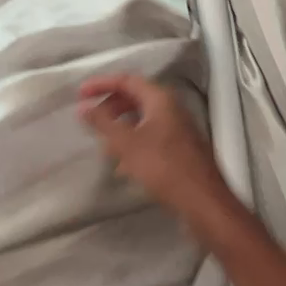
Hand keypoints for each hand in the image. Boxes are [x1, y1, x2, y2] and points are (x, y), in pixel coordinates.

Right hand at [78, 73, 232, 217]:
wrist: (205, 205)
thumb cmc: (164, 168)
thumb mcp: (126, 144)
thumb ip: (102, 122)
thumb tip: (83, 106)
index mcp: (161, 100)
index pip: (126, 80)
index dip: (101, 84)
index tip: (81, 95)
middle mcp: (173, 109)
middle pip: (136, 97)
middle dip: (111, 106)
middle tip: (92, 118)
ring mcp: (180, 130)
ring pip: (144, 118)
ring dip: (122, 126)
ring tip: (105, 142)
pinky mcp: (183, 150)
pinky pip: (152, 136)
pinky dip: (134, 141)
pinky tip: (125, 164)